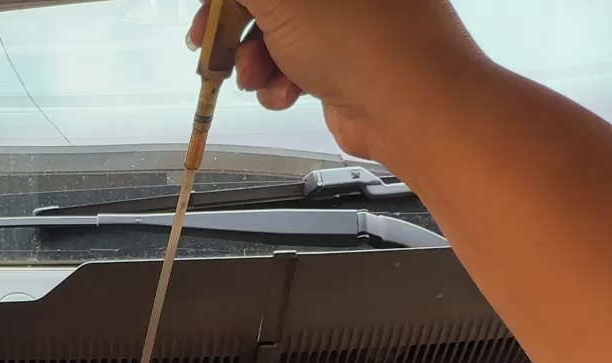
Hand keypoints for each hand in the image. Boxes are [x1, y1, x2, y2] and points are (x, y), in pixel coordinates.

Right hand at [188, 0, 486, 159]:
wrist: (405, 103)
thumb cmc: (358, 37)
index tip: (206, 15)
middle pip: (270, 1)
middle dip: (236, 29)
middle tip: (209, 50)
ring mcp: (345, 19)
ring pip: (276, 36)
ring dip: (256, 63)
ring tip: (256, 79)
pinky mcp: (341, 58)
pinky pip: (294, 65)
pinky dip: (281, 82)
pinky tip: (288, 93)